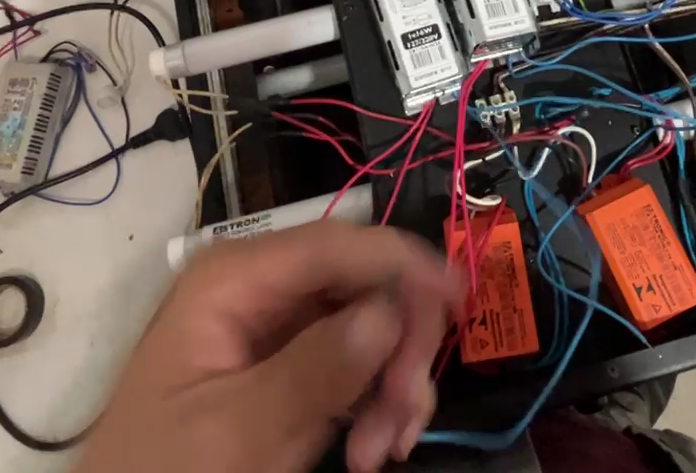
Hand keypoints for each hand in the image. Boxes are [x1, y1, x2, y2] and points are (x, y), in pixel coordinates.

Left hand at [77, 222, 461, 472]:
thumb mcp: (235, 434)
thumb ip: (314, 370)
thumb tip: (389, 311)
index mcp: (236, 276)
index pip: (337, 244)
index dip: (403, 262)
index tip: (460, 300)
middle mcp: (263, 283)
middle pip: (363, 280)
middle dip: (397, 344)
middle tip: (407, 417)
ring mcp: (280, 321)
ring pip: (371, 320)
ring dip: (393, 381)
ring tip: (382, 451)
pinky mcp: (293, 358)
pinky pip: (359, 357)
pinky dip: (378, 398)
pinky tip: (372, 448)